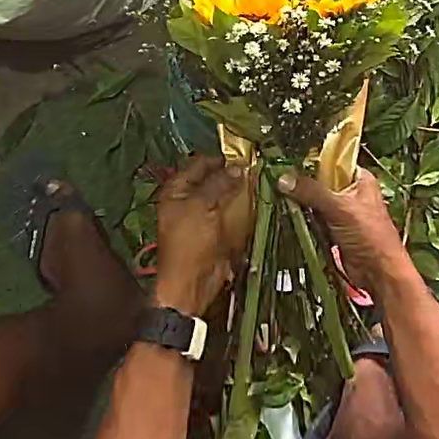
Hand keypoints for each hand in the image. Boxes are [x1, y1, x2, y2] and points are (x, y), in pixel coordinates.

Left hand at [153, 156, 243, 315]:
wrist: (192, 284)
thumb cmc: (190, 242)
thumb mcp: (202, 206)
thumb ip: (220, 184)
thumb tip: (238, 167)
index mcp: (176, 190)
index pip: (199, 164)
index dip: (219, 158)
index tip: (243, 153)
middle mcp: (187, 200)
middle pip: (213, 180)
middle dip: (232, 174)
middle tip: (257, 166)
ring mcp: (203, 216)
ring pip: (224, 196)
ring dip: (240, 190)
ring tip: (262, 180)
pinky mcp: (217, 231)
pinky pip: (231, 213)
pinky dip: (243, 207)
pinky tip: (259, 201)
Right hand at [276, 168, 412, 293]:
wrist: (379, 274)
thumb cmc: (368, 235)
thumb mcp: (339, 207)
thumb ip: (311, 191)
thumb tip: (283, 179)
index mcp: (359, 178)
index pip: (332, 161)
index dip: (312, 160)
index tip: (288, 161)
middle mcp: (351, 191)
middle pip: (320, 181)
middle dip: (302, 184)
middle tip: (280, 181)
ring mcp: (342, 211)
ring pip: (315, 200)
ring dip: (301, 203)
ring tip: (280, 197)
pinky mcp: (334, 229)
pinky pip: (314, 218)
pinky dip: (304, 218)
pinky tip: (289, 214)